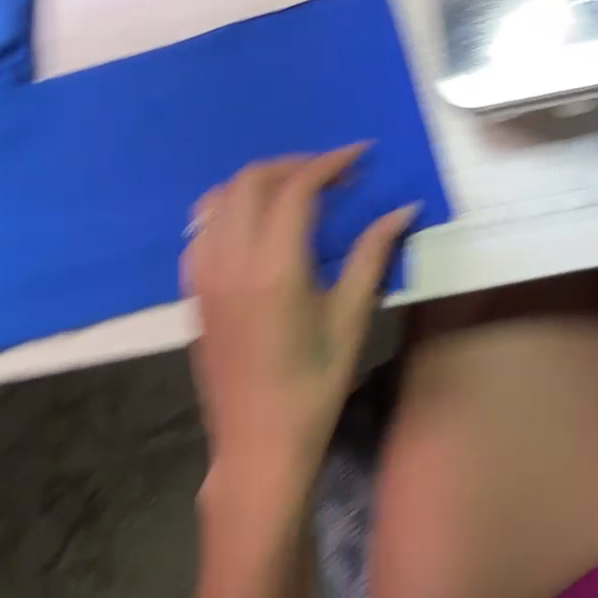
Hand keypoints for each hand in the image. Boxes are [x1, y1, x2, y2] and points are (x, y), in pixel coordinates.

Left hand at [183, 143, 421, 466]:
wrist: (258, 443)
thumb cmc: (314, 385)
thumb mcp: (351, 318)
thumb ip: (373, 254)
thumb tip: (404, 208)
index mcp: (274, 267)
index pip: (297, 188)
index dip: (331, 162)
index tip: (361, 154)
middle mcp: (230, 259)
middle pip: (254, 180)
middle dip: (296, 164)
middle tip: (335, 172)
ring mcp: (204, 272)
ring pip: (222, 196)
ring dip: (261, 180)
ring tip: (299, 190)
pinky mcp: (193, 288)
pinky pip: (203, 224)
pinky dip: (232, 205)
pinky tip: (260, 221)